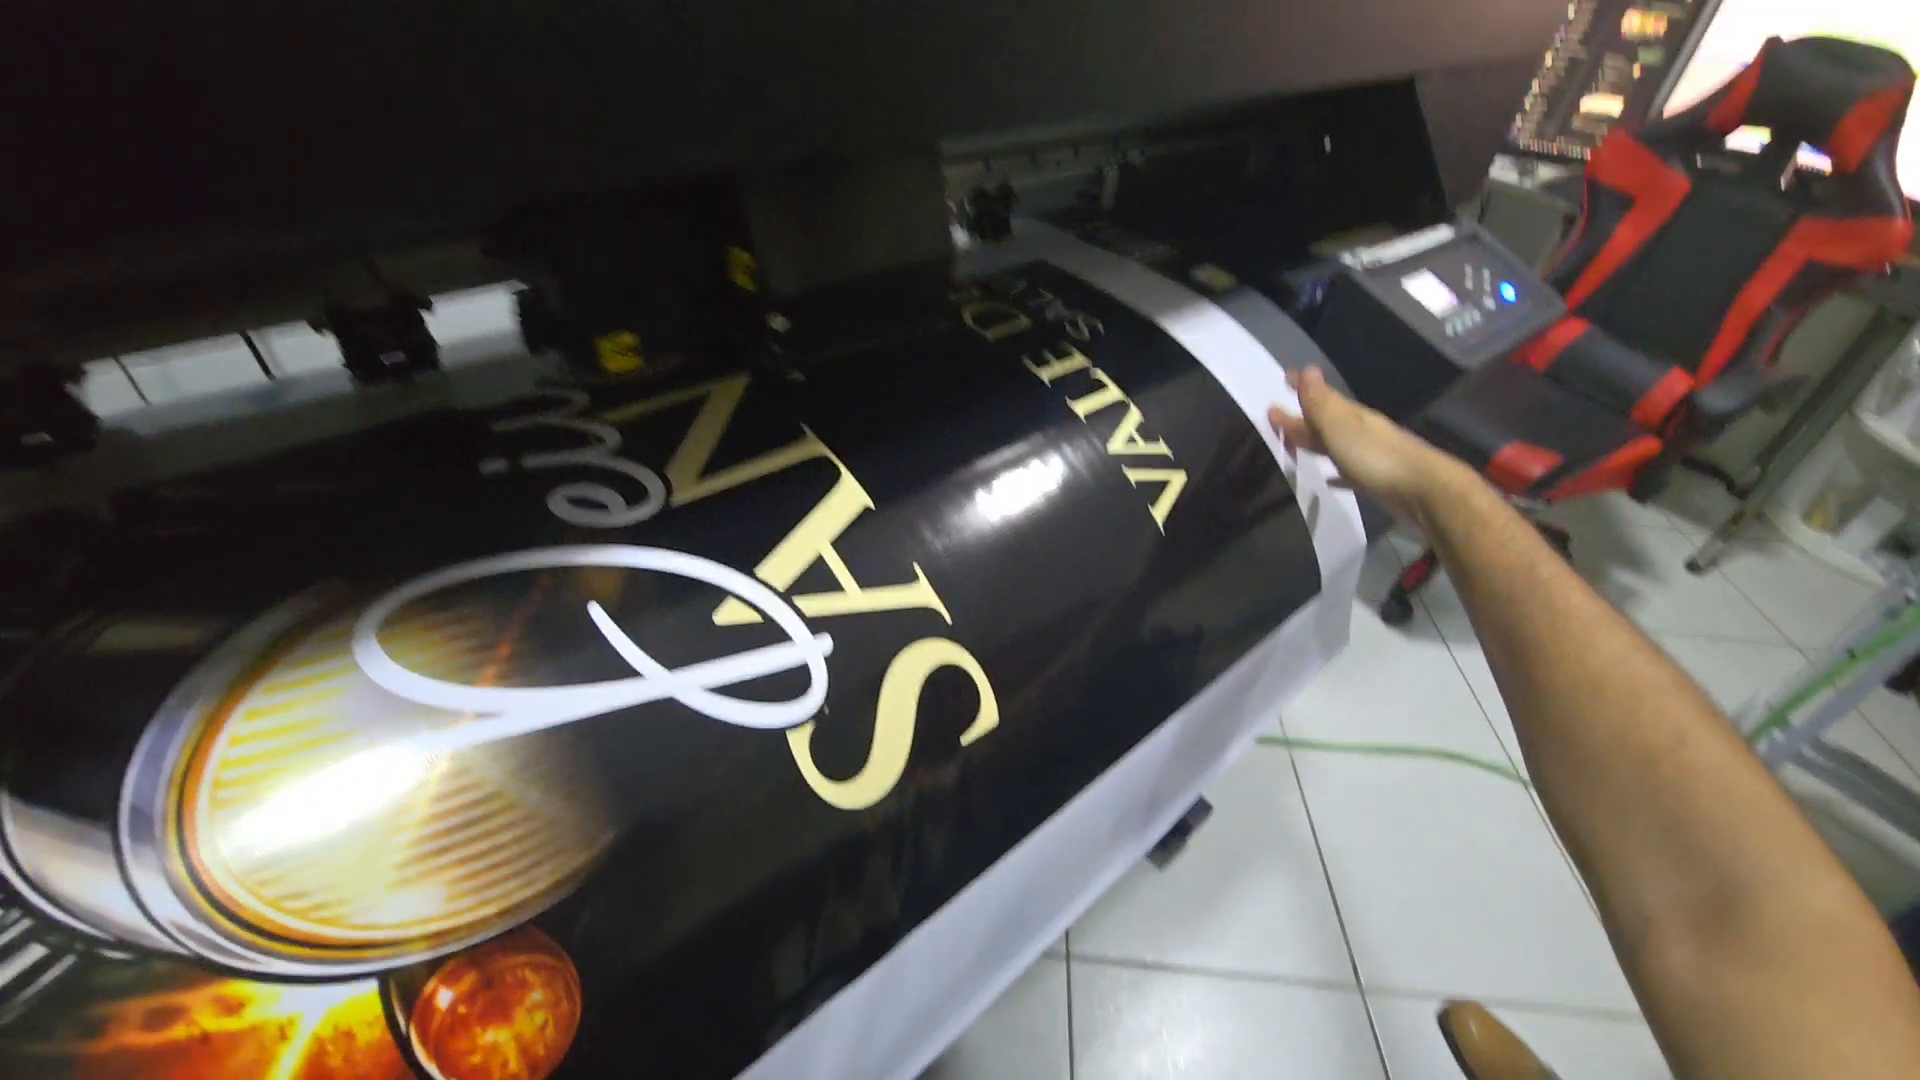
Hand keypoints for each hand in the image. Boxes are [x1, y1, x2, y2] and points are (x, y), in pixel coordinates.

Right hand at [1267, 366, 1465, 523]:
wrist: (1424, 493)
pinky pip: (1348, 473)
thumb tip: (1306, 369)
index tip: (1283, 378)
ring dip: (1314, 443)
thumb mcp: (1341, 427)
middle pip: (1325, 422)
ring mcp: (1369, 457)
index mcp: (1351, 417)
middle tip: (1275, 416)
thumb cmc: (1376, 458)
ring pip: (1334, 446)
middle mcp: (1360, 433)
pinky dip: (1335, 473)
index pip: (1321, 397)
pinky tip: (1328, 480)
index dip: (1302, 388)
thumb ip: (1321, 403)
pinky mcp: (1374, 482)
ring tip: (1293, 445)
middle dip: (1301, 418)